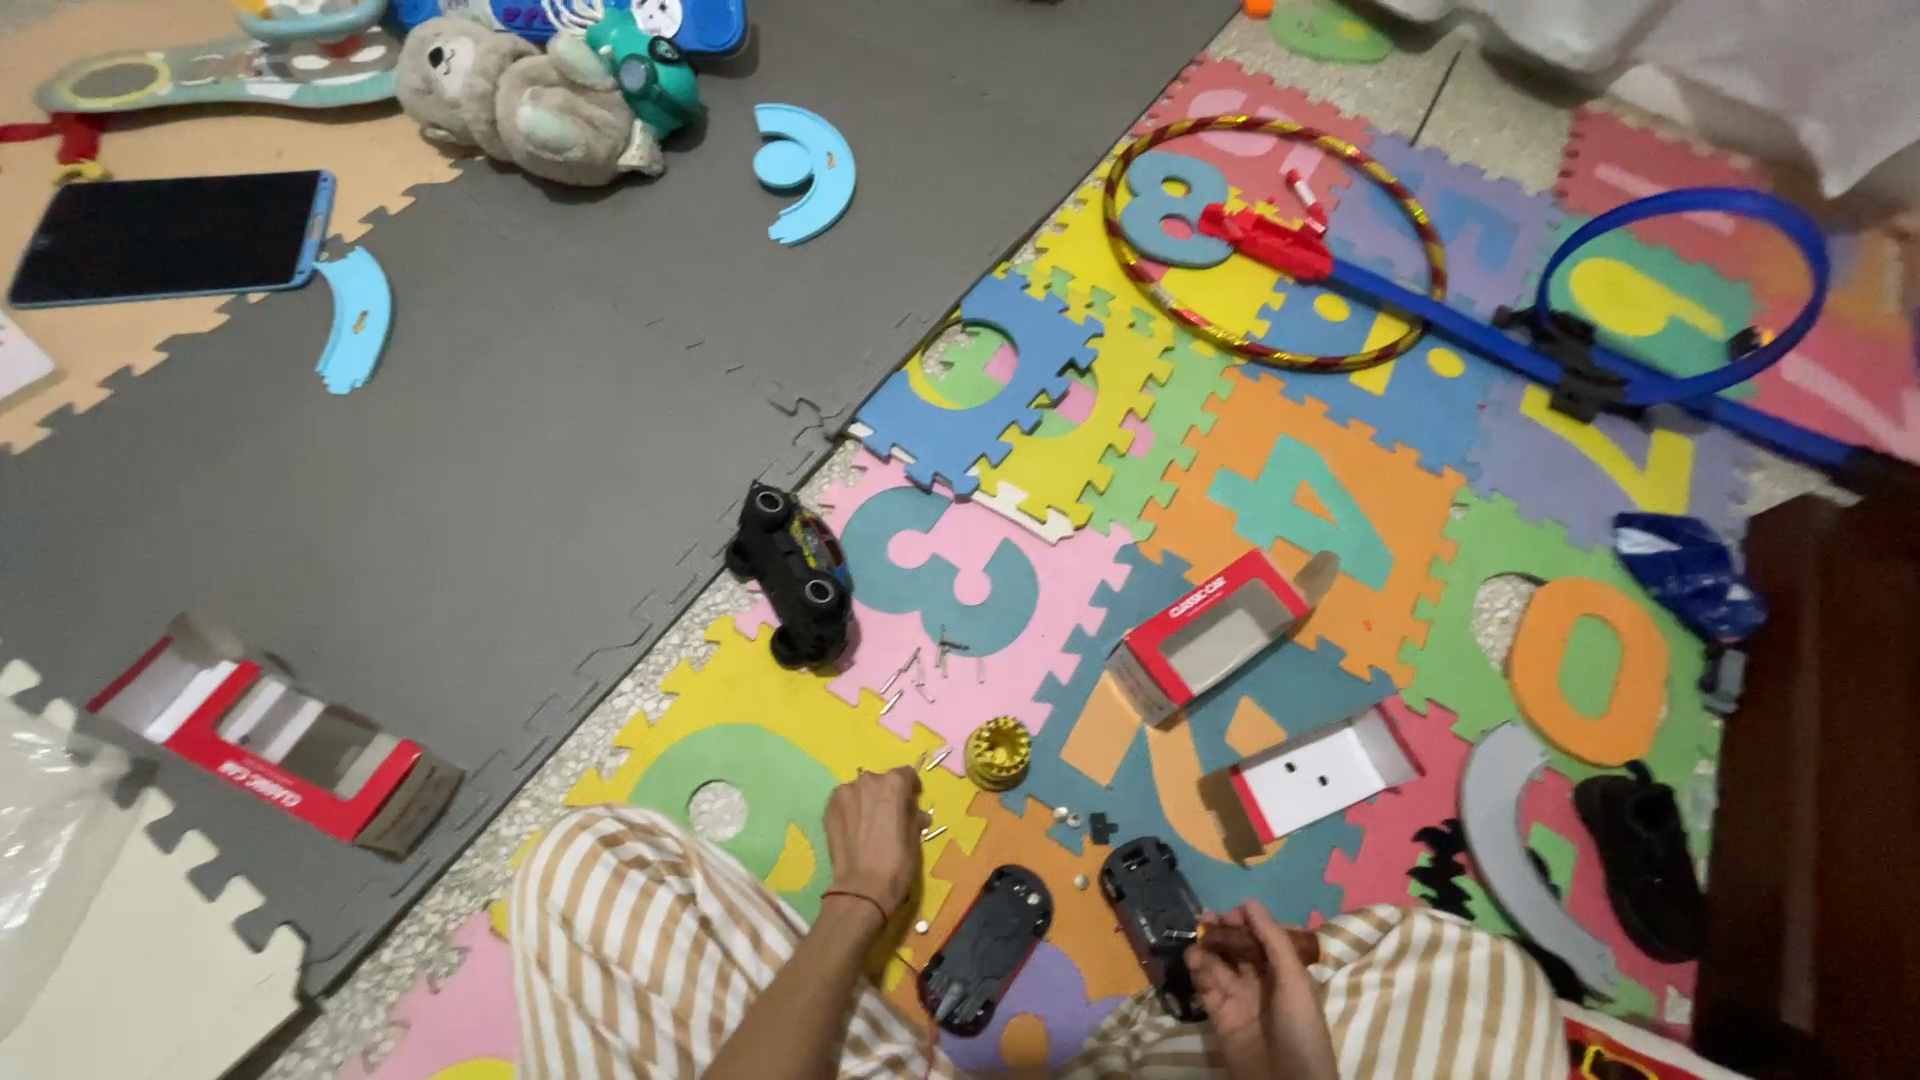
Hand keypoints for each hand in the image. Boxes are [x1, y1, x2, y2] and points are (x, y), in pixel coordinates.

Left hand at [823, 766, 927, 913]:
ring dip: (865, 801)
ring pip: (860, 791)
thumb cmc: (897, 863)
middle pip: (880, 781)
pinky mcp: (828, 808)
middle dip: (886, 795)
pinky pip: (843, 802)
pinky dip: (849, 810)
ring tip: (867, 825)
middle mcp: (868, 781)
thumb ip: (913, 816)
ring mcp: (844, 793)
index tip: (911, 803)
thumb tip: (916, 814)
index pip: (906, 775)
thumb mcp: (915, 837)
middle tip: (889, 817)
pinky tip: (853, 830)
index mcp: (893, 783)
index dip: (911, 789)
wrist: (862, 889)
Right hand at [1185, 901, 1338, 1079]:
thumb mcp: (1295, 982)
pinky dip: (1199, 971)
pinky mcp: (1220, 1017)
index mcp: (1285, 975)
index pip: (1262, 940)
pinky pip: (1206, 988)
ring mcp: (1239, 1000)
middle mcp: (1261, 984)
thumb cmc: (1301, 1031)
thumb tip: (1250, 901)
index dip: (1247, 923)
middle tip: (1207, 920)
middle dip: (1222, 932)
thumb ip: (1273, 940)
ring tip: (1197, 942)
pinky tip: (1194, 959)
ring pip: (1219, 965)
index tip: (1232, 913)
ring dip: (1207, 950)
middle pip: (1237, 949)